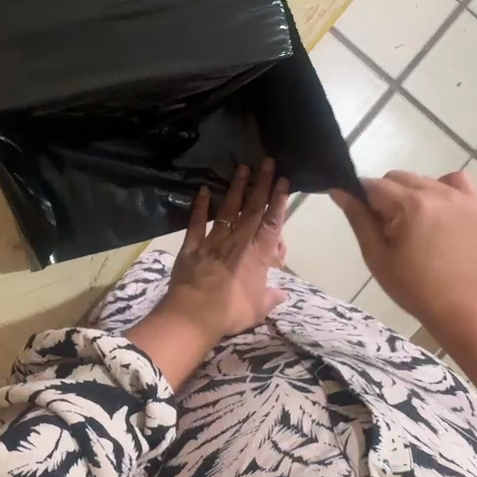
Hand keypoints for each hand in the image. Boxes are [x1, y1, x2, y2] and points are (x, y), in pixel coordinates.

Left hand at [126, 160, 287, 387]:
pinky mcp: (192, 245)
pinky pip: (197, 222)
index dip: (279, 200)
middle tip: (267, 161)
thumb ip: (271, 297)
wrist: (195, 314)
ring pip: (228, 209)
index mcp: (259, 255)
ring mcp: (214, 241)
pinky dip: (199, 206)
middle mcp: (239, 241)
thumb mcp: (259, 309)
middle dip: (262, 184)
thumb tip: (281, 293)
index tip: (284, 180)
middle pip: (253, 208)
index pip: (273, 222)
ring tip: (243, 168)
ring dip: (236, 188)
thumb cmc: (231, 313)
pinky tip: (201, 190)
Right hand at [331, 170, 476, 328]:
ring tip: (412, 226)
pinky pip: (454, 180)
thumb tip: (338, 191)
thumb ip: (358, 218)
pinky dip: (440, 187)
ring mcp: (459, 197)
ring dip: (409, 194)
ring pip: (421, 180)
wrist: (464, 308)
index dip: (360, 197)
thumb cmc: (414, 288)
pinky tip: (436, 210)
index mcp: (410, 205)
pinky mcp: (475, 206)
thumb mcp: (376, 256)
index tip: (359, 215)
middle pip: (396, 178)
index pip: (373, 185)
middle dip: (384, 196)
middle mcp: (436, 192)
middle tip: (386, 229)